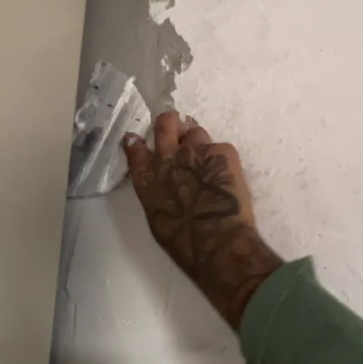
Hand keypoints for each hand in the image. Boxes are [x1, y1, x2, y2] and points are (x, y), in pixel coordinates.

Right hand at [122, 112, 284, 329]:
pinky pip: (221, 148)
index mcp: (147, 176)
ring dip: (198, 143)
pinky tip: (227, 178)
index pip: (135, 146)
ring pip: (196, 132)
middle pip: (166, 122)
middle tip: (179, 136)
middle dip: (171, 124)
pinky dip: (222, 160)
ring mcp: (197, 149)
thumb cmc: (182, 240)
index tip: (141, 141)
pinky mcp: (223, 151)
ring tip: (207, 162)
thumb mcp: (156, 216)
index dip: (139, 141)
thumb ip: (155, 191)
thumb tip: (162, 186)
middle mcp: (168, 155)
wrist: (216, 241)